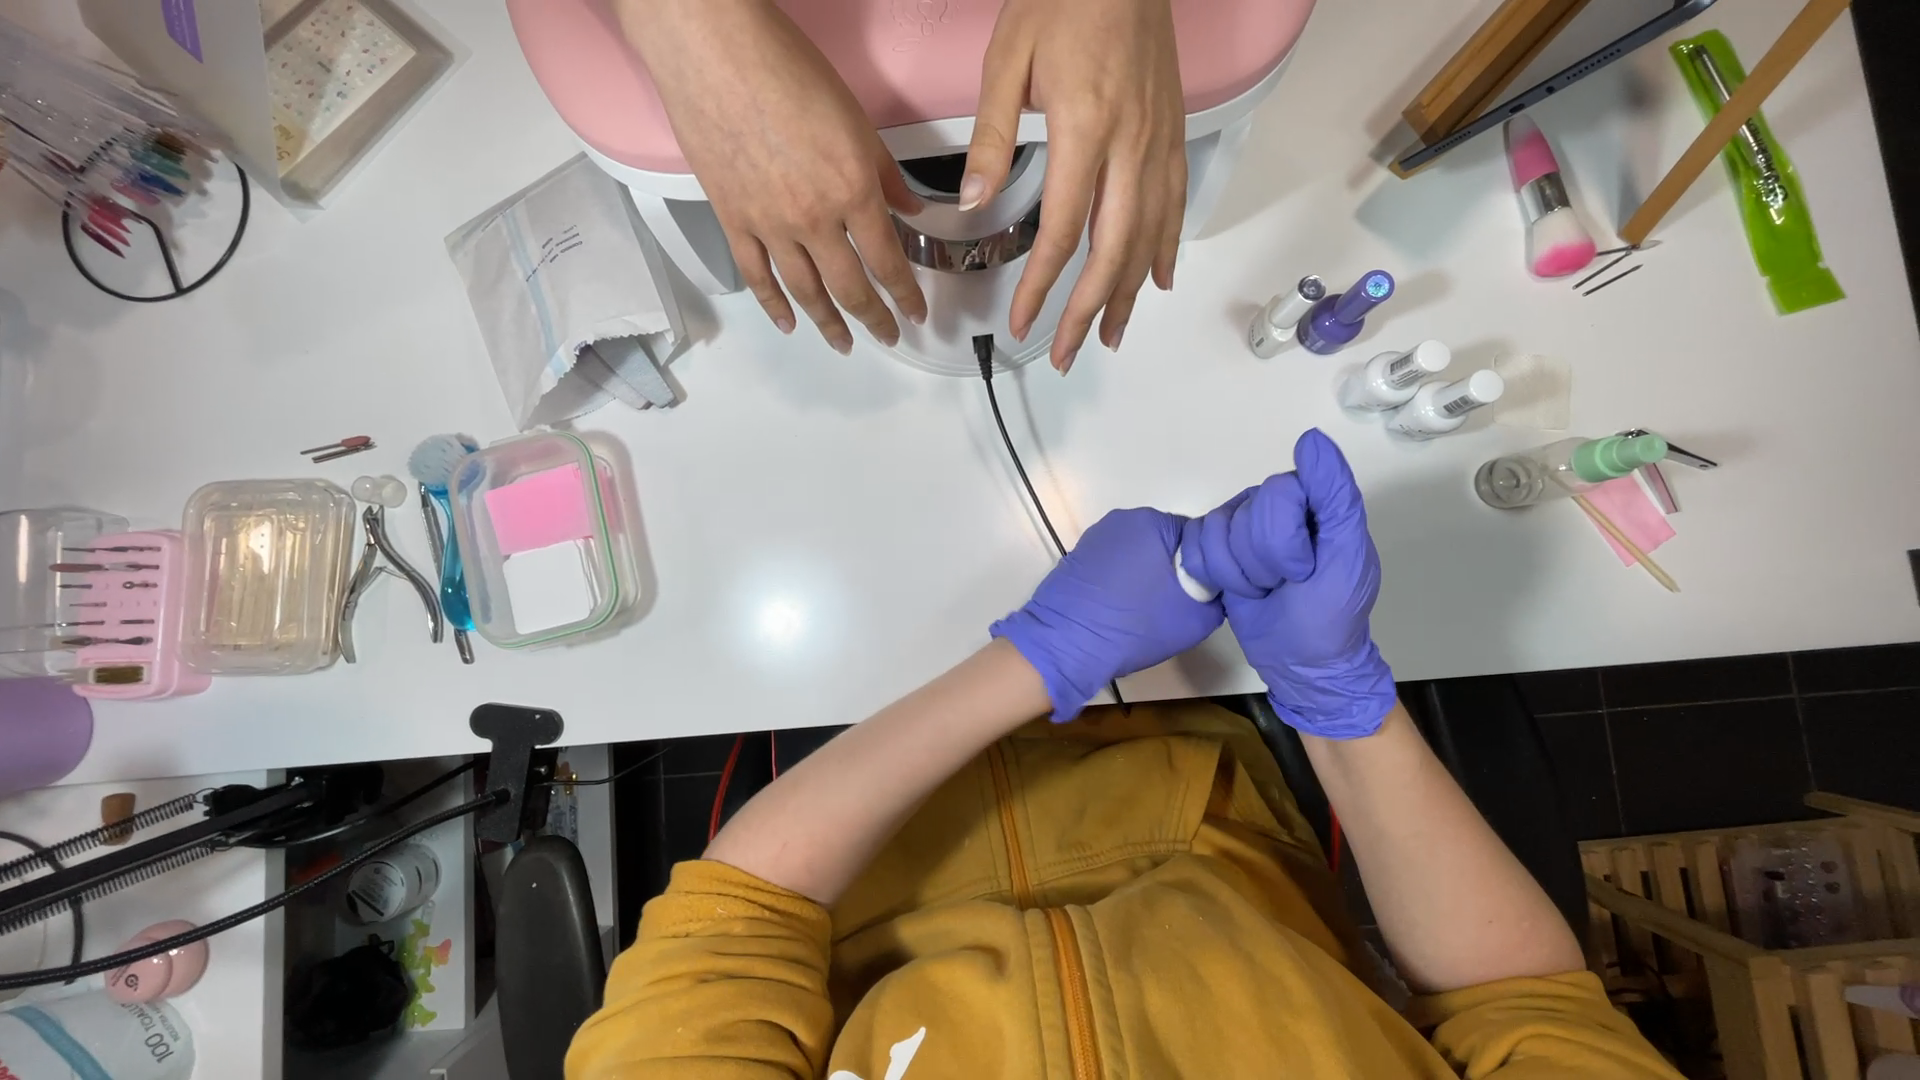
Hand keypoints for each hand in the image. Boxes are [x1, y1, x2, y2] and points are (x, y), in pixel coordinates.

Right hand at [614, 0, 926, 353]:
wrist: (714, 48)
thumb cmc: (787, 70)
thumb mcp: (857, 121)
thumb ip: (887, 174)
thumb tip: (910, 209)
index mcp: (853, 192)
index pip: (889, 262)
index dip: (905, 295)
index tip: (915, 314)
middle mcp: (815, 220)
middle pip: (851, 288)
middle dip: (874, 319)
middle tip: (887, 337)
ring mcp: (771, 225)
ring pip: (806, 292)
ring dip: (829, 323)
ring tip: (844, 343)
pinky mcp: (734, 220)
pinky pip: (757, 277)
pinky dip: (774, 305)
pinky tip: (788, 324)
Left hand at [963, 0, 1186, 372]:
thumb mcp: (1006, 61)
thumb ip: (991, 140)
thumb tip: (972, 206)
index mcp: (1085, 131)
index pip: (1061, 233)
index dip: (1039, 288)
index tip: (1021, 324)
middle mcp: (1131, 147)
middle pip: (1111, 253)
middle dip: (1087, 312)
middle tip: (1068, 355)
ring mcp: (1158, 144)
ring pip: (1147, 239)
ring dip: (1126, 296)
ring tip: (1109, 337)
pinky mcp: (1172, 136)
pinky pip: (1174, 206)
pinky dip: (1165, 250)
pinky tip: (1155, 282)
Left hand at [992, 508, 1222, 721]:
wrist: (1065, 645)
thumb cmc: (1135, 625)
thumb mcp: (1197, 617)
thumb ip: (1218, 592)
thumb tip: (1213, 584)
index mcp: (1152, 521)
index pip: (1197, 538)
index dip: (1204, 568)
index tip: (1202, 594)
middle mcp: (1122, 519)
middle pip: (1166, 543)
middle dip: (1174, 570)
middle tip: (1175, 605)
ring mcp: (1095, 538)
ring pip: (1139, 554)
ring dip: (1146, 576)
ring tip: (1145, 611)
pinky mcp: (1076, 557)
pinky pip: (1113, 564)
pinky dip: (1122, 582)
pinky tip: (1120, 609)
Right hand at [1179, 430, 1396, 738]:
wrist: (1298, 663)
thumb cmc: (1330, 616)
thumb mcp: (1346, 559)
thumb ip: (1335, 498)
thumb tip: (1311, 439)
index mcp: (1311, 502)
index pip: (1278, 494)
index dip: (1283, 539)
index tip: (1305, 569)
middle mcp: (1273, 507)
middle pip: (1243, 513)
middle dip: (1260, 560)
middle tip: (1282, 583)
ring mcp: (1240, 528)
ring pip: (1215, 530)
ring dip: (1237, 574)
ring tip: (1262, 590)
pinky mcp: (1215, 551)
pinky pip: (1194, 544)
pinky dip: (1212, 576)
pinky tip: (1234, 591)